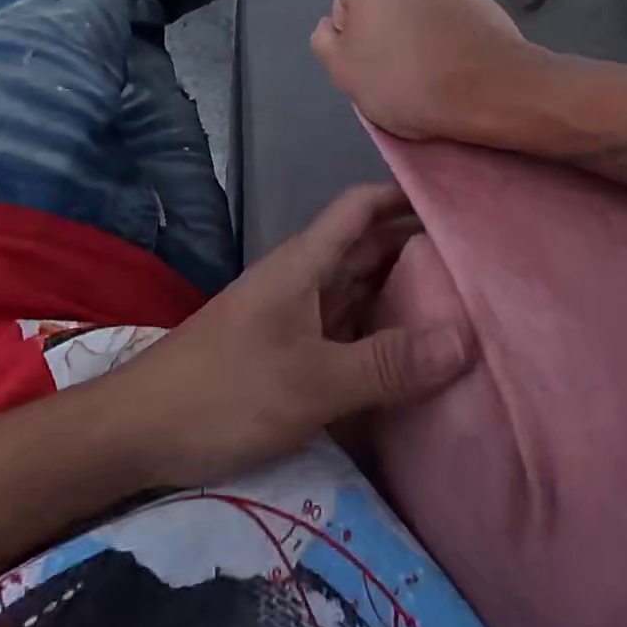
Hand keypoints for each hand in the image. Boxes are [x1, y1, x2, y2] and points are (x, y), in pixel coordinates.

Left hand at [106, 184, 474, 487]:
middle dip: (420, 249)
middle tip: (485, 262)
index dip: (406, 196)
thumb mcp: (311, 381)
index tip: (460, 201)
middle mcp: (304, 280)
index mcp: (304, 264)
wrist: (141, 430)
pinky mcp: (292, 352)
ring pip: (361, 290)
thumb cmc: (224, 391)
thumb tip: (467, 339)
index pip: (361, 207)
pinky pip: (349, 330)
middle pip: (369, 248)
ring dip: (405, 294)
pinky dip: (382, 334)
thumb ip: (387, 363)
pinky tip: (416, 353)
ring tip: (468, 304)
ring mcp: (297, 317)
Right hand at [311, 0, 543, 140]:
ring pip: (410, 7)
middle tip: (395, 68)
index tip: (373, 64)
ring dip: (410, 33)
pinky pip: (440, 15)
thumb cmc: (405, 76)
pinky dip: (437, 34)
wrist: (489, 90)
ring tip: (422, 68)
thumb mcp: (341, 68)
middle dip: (383, 29)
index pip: (346, 5)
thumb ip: (324, 40)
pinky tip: (444, 63)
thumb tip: (332, 28)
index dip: (354, 40)